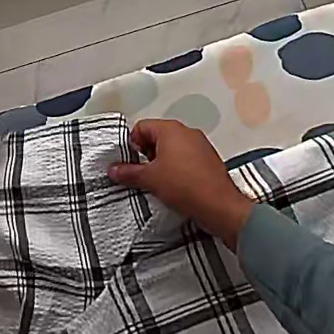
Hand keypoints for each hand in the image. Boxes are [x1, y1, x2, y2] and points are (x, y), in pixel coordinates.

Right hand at [108, 119, 254, 248]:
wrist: (219, 207)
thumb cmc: (186, 186)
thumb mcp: (150, 179)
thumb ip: (128, 172)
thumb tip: (114, 170)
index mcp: (170, 129)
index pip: (142, 127)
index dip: (132, 143)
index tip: (130, 161)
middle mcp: (187, 132)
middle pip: (157, 135)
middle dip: (147, 153)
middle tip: (142, 172)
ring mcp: (201, 145)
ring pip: (173, 147)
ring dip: (162, 161)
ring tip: (158, 181)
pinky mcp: (209, 160)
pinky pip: (187, 157)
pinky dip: (178, 167)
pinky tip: (175, 185)